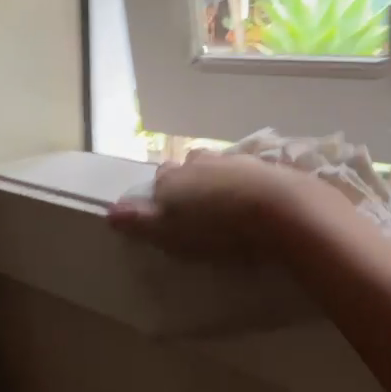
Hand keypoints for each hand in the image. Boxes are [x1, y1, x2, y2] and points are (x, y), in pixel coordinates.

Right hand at [107, 150, 326, 259]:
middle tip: (198, 212)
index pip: (159, 178)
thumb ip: (139, 221)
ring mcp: (236, 160)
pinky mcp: (269, 168)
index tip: (167, 215)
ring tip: (227, 209)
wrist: (280, 210)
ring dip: (220, 183)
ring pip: (220, 168)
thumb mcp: (169, 231)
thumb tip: (110, 210)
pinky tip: (255, 206)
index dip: (161, 196)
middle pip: (189, 167)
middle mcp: (201, 161)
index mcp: (174, 176)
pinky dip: (249, 187)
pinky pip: (252, 175)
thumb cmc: (215, 226)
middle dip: (191, 184)